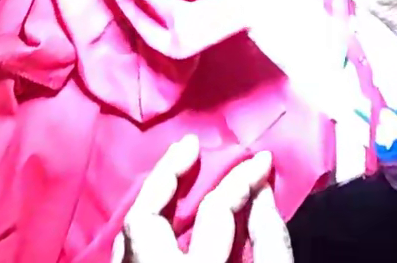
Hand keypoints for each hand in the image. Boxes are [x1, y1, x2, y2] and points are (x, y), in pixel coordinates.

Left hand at [113, 135, 290, 262]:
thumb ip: (271, 245)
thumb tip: (262, 193)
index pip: (215, 212)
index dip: (241, 180)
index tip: (263, 161)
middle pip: (143, 221)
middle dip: (166, 176)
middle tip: (191, 144)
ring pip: (125, 238)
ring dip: (150, 198)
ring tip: (173, 168)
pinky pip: (125, 255)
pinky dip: (142, 231)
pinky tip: (159, 216)